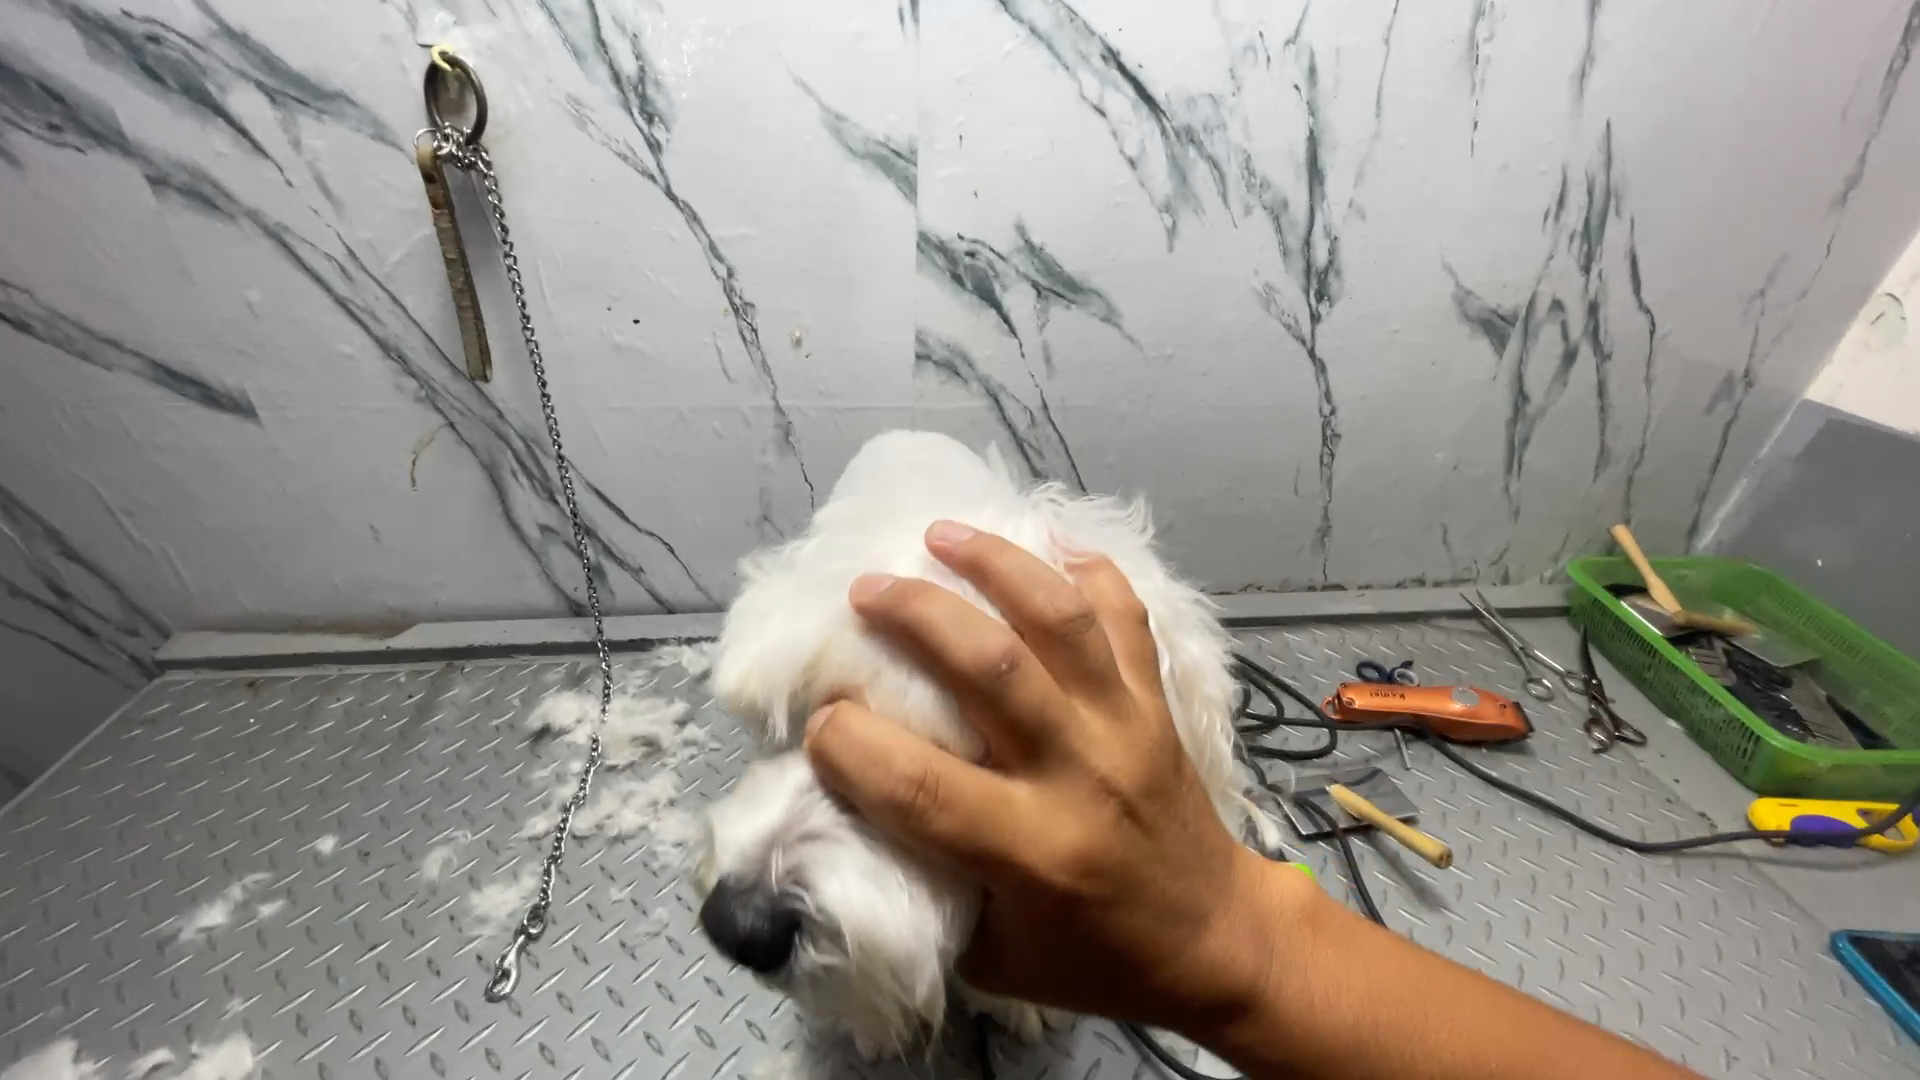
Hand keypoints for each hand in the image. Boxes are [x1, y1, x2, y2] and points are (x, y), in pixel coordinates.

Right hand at [802, 521, 1294, 1032]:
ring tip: (944, 533)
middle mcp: (1080, 772)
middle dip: (917, 614)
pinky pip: (1125, 615)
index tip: (823, 719)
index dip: (852, 745)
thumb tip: (849, 816)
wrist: (1213, 936)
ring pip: (1061, 619)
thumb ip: (920, 886)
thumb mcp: (990, 954)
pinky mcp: (1157, 700)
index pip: (920, 786)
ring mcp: (1127, 723)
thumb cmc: (1093, 956)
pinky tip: (1048, 537)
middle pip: (991, 667)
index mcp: (1032, 850)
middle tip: (866, 588)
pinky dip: (1087, 567)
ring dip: (997, 564)